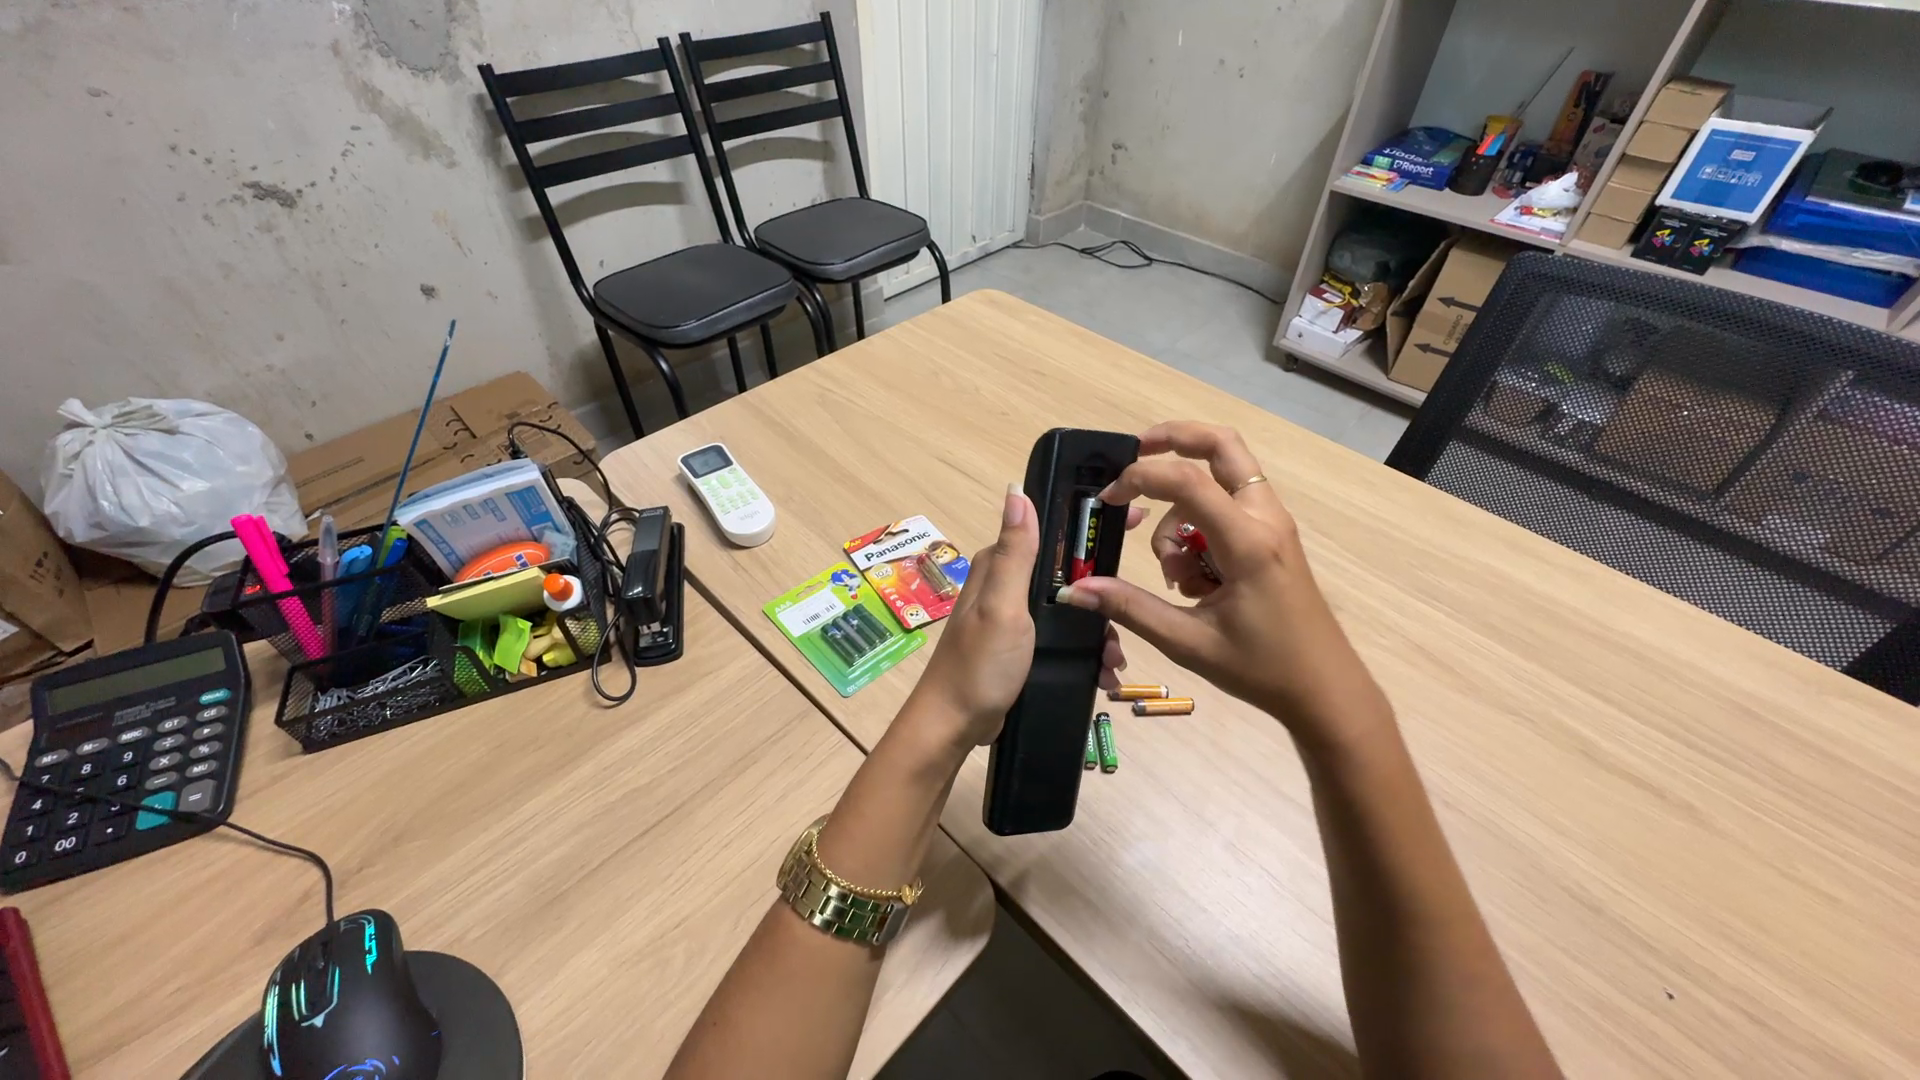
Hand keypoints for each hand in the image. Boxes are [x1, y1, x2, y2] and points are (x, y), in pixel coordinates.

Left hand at [911, 485, 1132, 748]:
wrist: (957, 724)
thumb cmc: (980, 664)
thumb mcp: (1002, 605)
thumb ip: (1015, 553)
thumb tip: (1017, 490)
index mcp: (1000, 566)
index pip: (1051, 530)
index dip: (1090, 524)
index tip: (1132, 522)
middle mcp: (1007, 585)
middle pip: (1070, 573)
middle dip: (1104, 594)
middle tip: (1130, 618)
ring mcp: (1016, 618)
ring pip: (1072, 610)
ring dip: (1098, 631)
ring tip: (1113, 659)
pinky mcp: (1023, 647)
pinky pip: (1065, 639)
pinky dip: (1085, 652)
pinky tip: (1101, 672)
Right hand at [1055, 422, 1390, 748]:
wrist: (1326, 690)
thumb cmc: (1261, 669)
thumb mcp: (1187, 641)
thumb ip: (1129, 608)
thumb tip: (1074, 591)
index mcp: (1248, 543)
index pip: (1188, 481)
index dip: (1140, 478)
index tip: (1108, 499)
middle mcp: (1265, 520)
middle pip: (1222, 445)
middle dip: (1174, 439)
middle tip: (1135, 454)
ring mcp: (1273, 526)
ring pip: (1221, 478)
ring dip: (1183, 508)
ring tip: (1177, 573)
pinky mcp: (1272, 538)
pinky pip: (1229, 506)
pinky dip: (1201, 523)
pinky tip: (1196, 578)